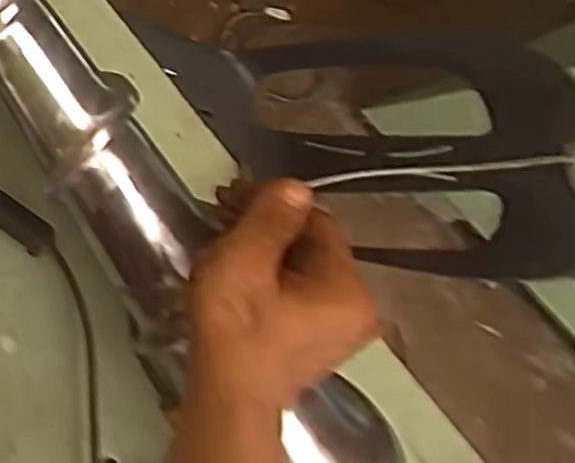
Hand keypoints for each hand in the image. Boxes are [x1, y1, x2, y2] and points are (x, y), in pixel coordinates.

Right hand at [186, 180, 377, 412]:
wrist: (227, 389)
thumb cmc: (234, 322)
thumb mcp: (244, 260)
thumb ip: (269, 220)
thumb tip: (295, 185)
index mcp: (347, 288)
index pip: (317, 220)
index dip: (272, 200)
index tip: (229, 194)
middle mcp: (355, 307)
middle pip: (310, 241)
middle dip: (264, 220)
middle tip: (219, 208)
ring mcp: (335, 324)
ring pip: (299, 262)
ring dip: (260, 241)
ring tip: (219, 233)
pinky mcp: (312, 333)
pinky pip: (293, 283)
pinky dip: (264, 266)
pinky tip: (233, 264)